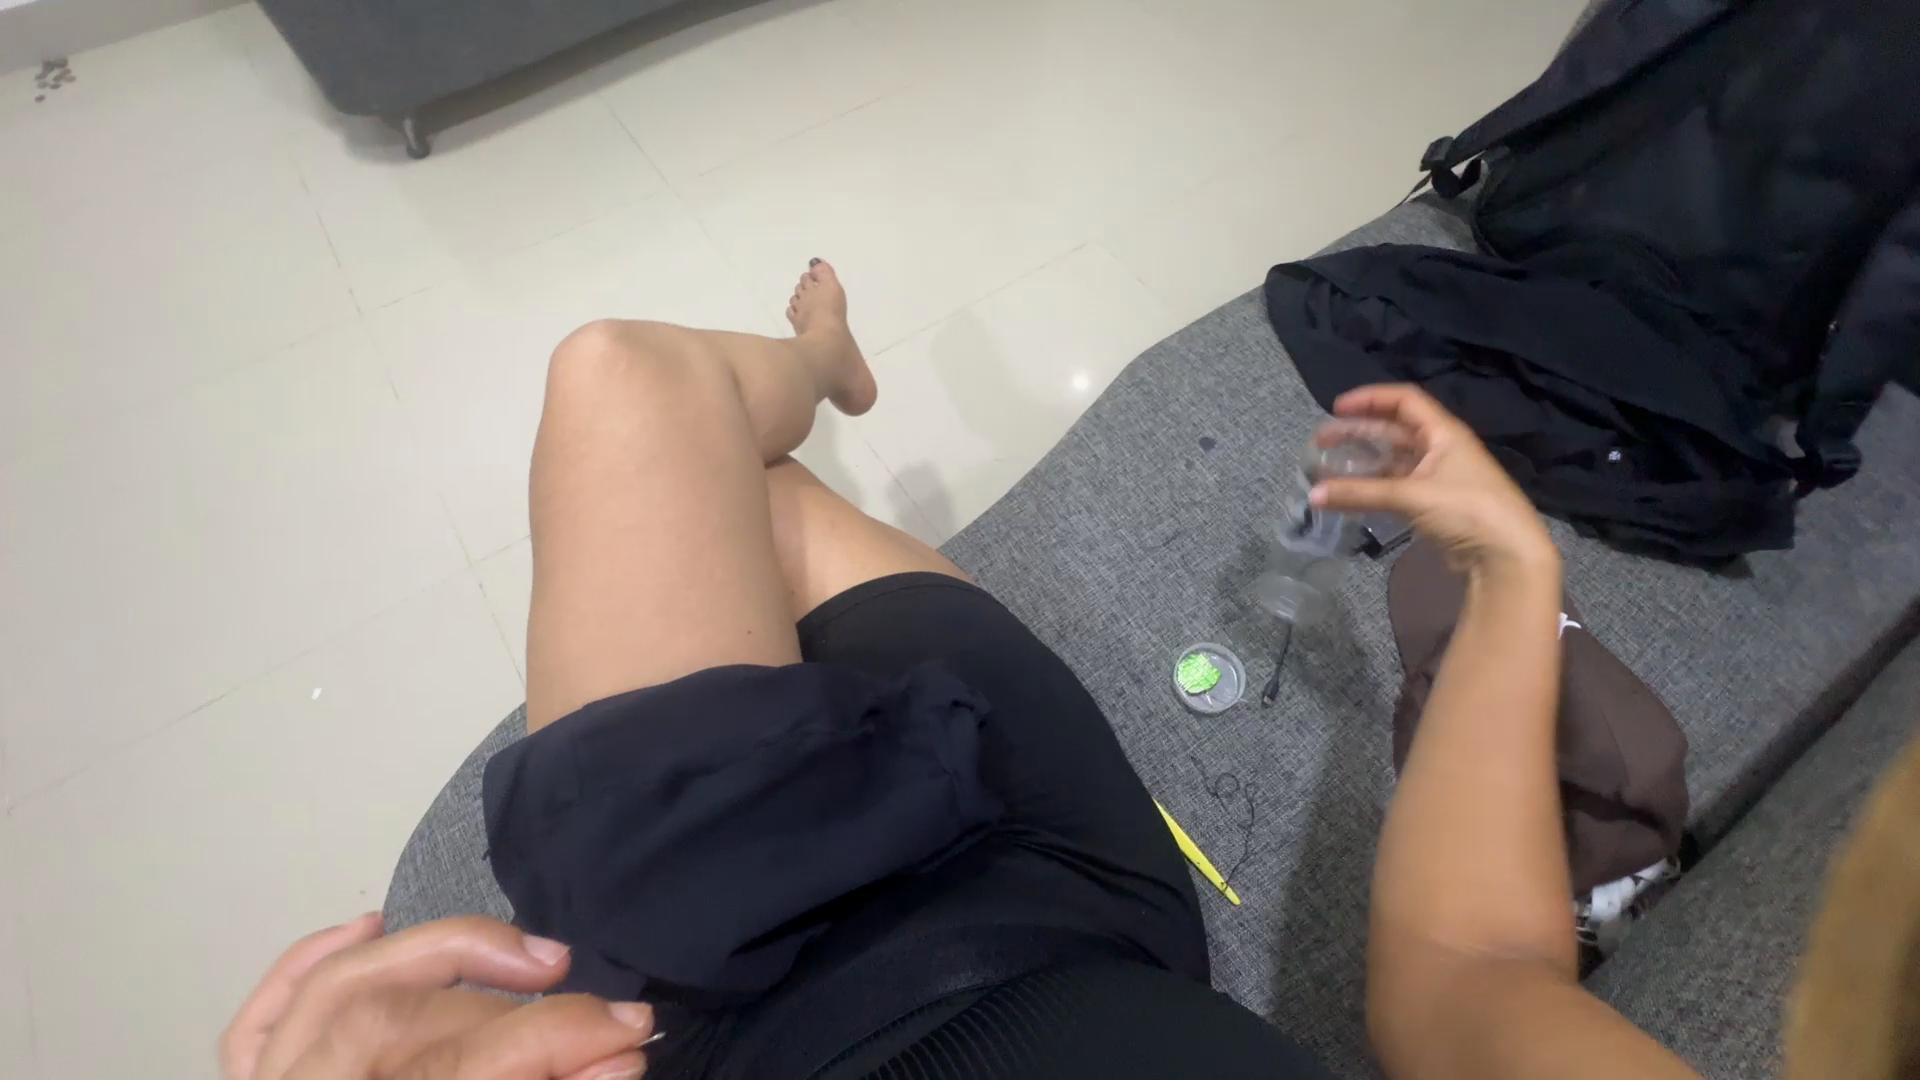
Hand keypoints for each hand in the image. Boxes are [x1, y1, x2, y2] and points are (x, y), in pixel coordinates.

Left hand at [221, 914, 654, 1079]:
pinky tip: (370, 925)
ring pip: (340, 991)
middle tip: (613, 1025)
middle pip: (406, 1026)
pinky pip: (257, 1022)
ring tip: (541, 958)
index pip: (454, 1070)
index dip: (552, 1039)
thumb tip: (622, 1056)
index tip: (633, 1035)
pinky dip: (311, 961)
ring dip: (450, 951)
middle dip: (527, 1017)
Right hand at [1310, 384, 1558, 580]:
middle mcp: (1440, 449)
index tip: (1336, 408)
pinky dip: (1369, 486)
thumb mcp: (1411, 496)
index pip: (1404, 401)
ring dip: (1360, 461)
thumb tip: (1313, 495)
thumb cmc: (1468, 510)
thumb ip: (1360, 494)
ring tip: (1328, 467)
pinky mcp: (1430, 502)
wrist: (1505, 555)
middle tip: (1321, 442)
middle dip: (1356, 432)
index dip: (1370, 398)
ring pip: (1391, 459)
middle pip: (1392, 430)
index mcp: (1444, 434)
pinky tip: (1348, 493)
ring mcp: (1435, 476)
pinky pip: (1392, 485)